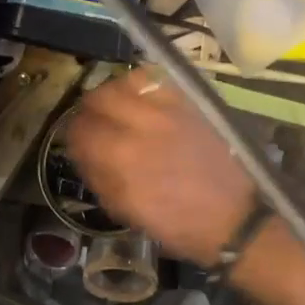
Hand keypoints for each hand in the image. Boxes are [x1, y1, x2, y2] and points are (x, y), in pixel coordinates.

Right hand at [64, 70, 258, 264]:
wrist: (232, 219)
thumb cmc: (177, 225)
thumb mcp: (128, 212)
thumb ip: (100, 179)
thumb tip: (83, 155)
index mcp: (123, 160)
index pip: (81, 131)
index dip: (72, 136)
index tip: (77, 143)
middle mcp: (142, 128)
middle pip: (98, 99)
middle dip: (88, 111)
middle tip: (93, 123)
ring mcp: (169, 112)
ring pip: (125, 83)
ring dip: (111, 94)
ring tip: (114, 107)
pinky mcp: (190, 105)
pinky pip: (156, 80)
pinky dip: (140, 84)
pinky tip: (140, 98)